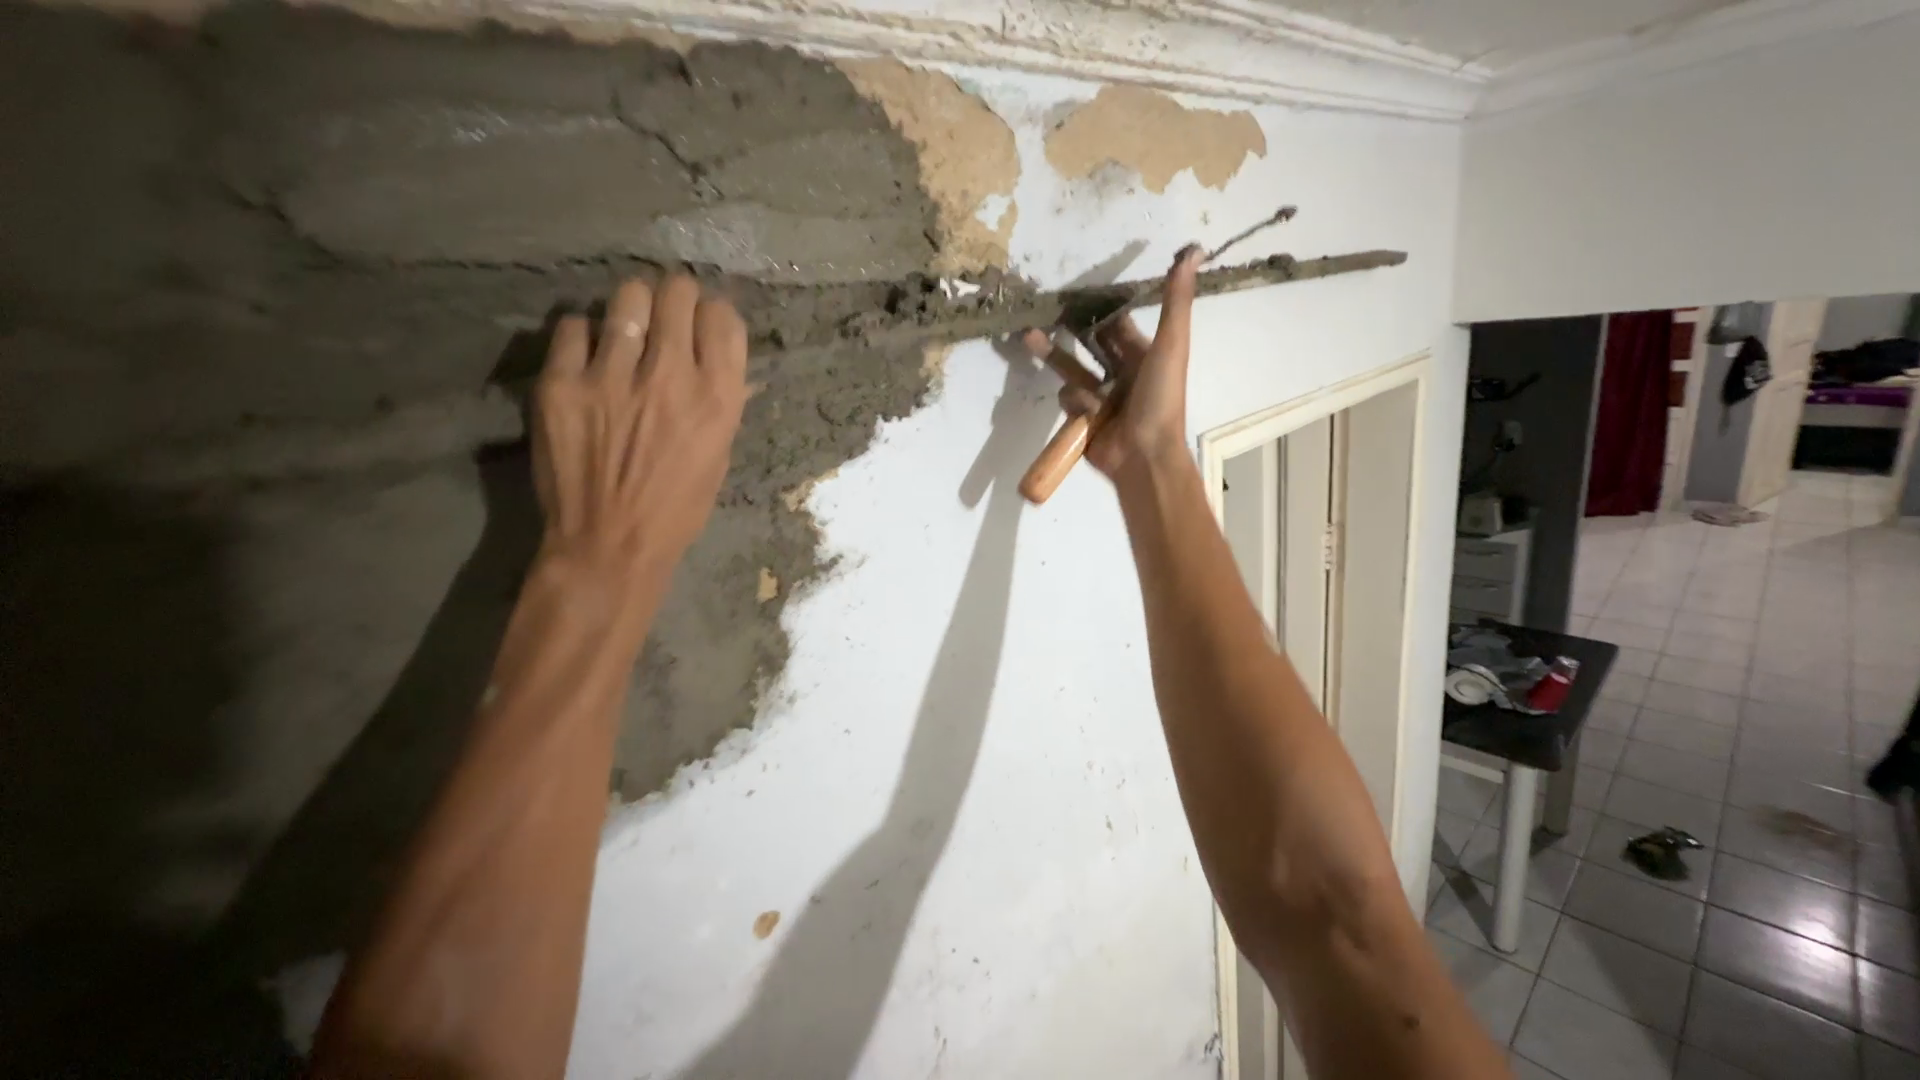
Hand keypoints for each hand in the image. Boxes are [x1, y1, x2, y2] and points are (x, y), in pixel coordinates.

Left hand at [531, 273, 747, 590]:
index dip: (713, 314)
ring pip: (627, 297)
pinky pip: (574, 327)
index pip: (722, 316)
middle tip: (666, 315)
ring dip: (634, 307)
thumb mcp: (719, 454)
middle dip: (675, 297)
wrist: (608, 544)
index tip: (703, 326)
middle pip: (676, 292)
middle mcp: (669, 375)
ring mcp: (611, 376)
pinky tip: (589, 357)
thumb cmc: (677, 508)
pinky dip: (585, 336)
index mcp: (716, 397)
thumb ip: (720, 399)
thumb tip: (718, 359)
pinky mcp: (561, 383)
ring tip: (627, 328)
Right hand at [1022, 247, 1200, 482]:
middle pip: (1089, 344)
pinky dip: (1075, 403)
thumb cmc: (1160, 398)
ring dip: (1053, 354)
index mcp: (1145, 354)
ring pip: (1073, 370)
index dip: (1100, 307)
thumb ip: (1176, 300)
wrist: (1144, 456)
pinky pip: (1069, 400)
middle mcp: (1123, 374)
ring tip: (1028, 337)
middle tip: (1043, 309)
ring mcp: (1102, 398)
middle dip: (1068, 329)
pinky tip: (1088, 412)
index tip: (1076, 289)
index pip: (1118, 323)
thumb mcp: (1171, 344)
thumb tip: (1194, 250)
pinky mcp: (1084, 419)